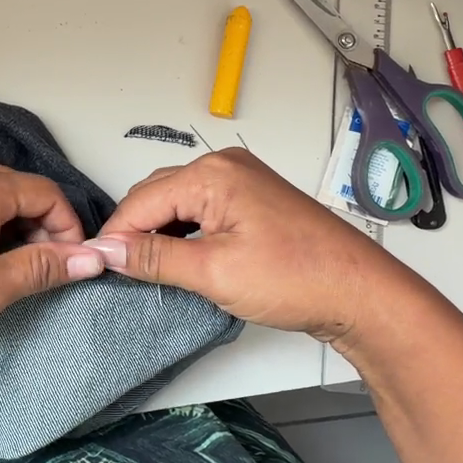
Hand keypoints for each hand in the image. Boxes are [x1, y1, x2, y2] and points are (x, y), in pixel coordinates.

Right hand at [85, 149, 420, 342]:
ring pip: (177, 202)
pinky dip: (184, 231)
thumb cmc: (302, 278)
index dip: (117, 236)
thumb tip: (110, 251)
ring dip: (159, 233)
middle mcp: (225, 167)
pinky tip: (181, 258)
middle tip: (123, 272)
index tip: (99, 267)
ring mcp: (241, 181)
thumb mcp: (214, 273)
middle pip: (156, 195)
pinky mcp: (252, 199)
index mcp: (213, 174)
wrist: (363, 295)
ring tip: (150, 270)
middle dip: (136, 232)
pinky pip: (200, 208)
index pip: (141, 201)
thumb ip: (154, 258)